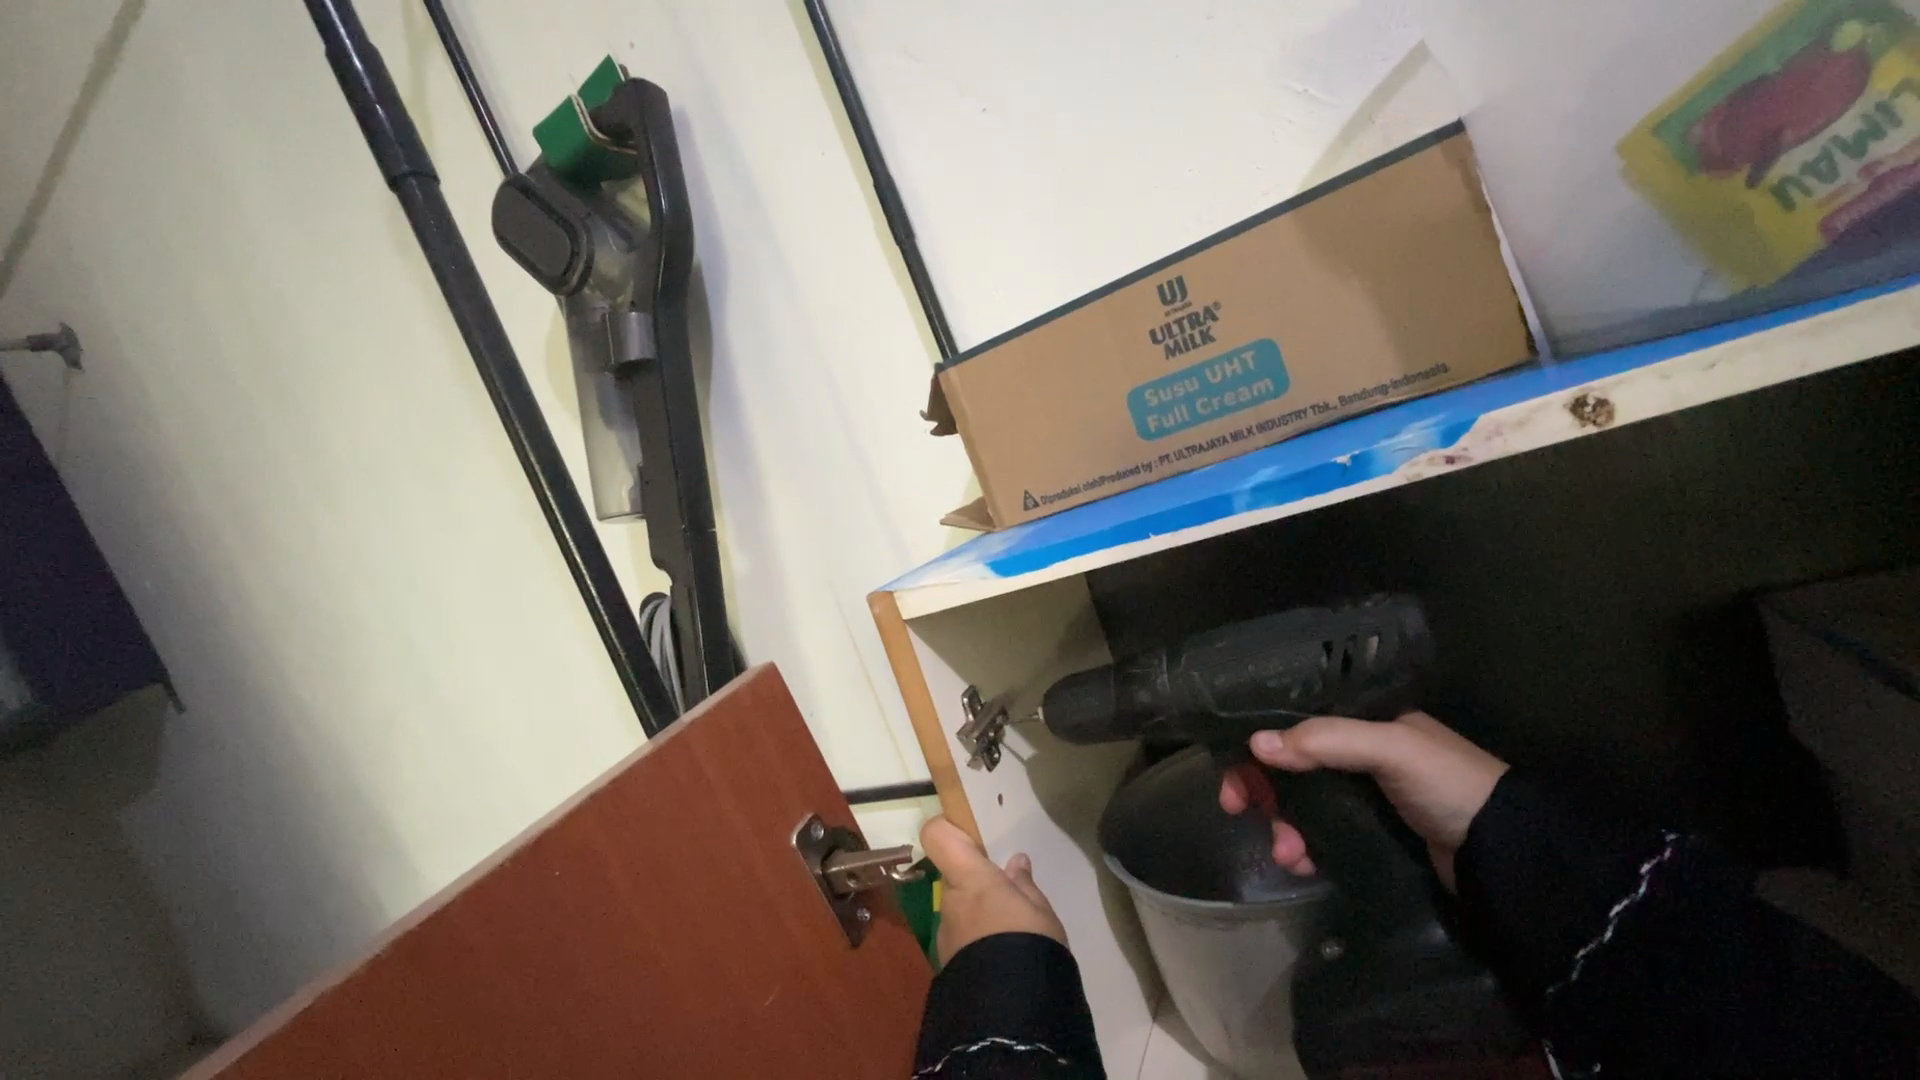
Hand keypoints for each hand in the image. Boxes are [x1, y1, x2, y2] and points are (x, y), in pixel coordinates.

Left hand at [920, 815, 1067, 964]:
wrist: (1011, 1012)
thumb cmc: (1028, 943)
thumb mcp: (1040, 910)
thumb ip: (1024, 884)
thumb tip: (1016, 862)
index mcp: (970, 878)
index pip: (937, 836)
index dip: (949, 829)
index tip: (971, 836)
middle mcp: (949, 901)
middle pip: (955, 878)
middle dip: (977, 884)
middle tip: (1010, 896)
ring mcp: (945, 934)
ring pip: (959, 911)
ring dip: (979, 915)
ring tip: (1012, 933)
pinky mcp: (948, 964)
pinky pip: (963, 939)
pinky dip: (978, 941)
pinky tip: (1003, 956)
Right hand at [1218, 711, 1507, 890]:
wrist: (1506, 857)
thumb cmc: (1450, 785)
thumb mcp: (1391, 748)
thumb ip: (1326, 741)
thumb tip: (1255, 745)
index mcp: (1366, 725)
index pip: (1297, 727)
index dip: (1260, 745)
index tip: (1234, 771)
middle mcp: (1361, 757)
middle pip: (1291, 768)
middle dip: (1263, 790)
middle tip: (1236, 809)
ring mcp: (1365, 801)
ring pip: (1302, 806)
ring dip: (1283, 826)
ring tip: (1288, 854)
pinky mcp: (1371, 838)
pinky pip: (1321, 837)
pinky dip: (1305, 848)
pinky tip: (1303, 864)